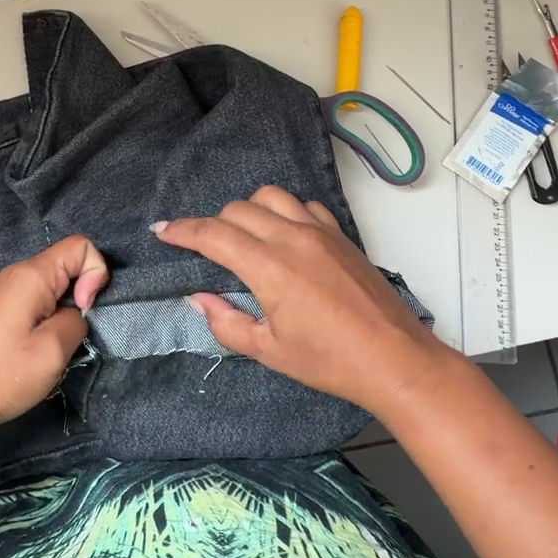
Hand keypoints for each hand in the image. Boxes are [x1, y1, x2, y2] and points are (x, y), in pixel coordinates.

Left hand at [0, 236, 104, 466]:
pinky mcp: (4, 308)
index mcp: (32, 275)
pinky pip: (40, 298)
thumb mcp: (54, 350)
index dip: (95, 273)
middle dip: (82, 293)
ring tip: (54, 343)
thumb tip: (75, 314)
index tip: (84, 309)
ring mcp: (9, 290)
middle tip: (70, 332)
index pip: (80, 246)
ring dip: (66, 310)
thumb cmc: (4, 373)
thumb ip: (77, 320)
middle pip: (68, 263)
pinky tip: (39, 345)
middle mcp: (19, 274)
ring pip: (55, 284)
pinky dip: (51, 316)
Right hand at [154, 186, 456, 410]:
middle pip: (237, 210)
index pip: (213, 234)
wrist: (395, 360)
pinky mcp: (341, 235)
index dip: (182, 231)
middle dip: (212, 225)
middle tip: (202, 248)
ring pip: (270, 196)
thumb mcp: (269, 352)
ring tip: (242, 236)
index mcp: (270, 268)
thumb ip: (226, 322)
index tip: (162, 231)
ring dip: (247, 210)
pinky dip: (285, 212)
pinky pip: (304, 205)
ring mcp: (320, 232)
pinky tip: (284, 235)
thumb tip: (199, 298)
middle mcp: (293, 239)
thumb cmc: (330, 362)